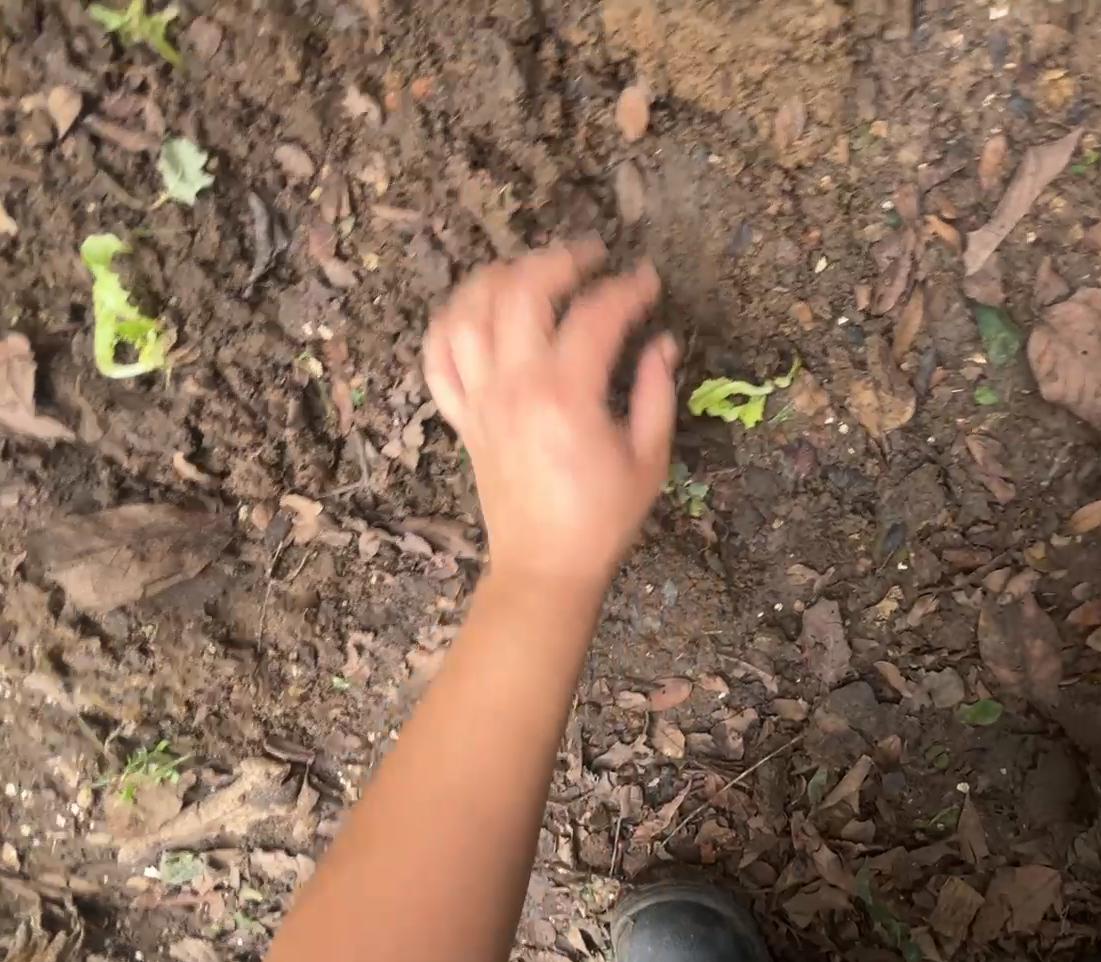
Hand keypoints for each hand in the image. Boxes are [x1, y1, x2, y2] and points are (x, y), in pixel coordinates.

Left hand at [422, 238, 678, 594]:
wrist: (546, 566)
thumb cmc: (603, 518)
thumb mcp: (649, 460)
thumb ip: (657, 394)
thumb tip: (662, 344)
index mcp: (568, 397)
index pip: (596, 317)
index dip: (627, 290)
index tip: (649, 282)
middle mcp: (515, 386)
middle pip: (522, 291)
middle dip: (560, 259)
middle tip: (592, 256)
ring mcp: (480, 399)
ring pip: (469, 310)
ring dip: (500, 276)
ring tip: (532, 269)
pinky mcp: (462, 416)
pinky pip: (438, 355)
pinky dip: (451, 321)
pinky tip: (475, 310)